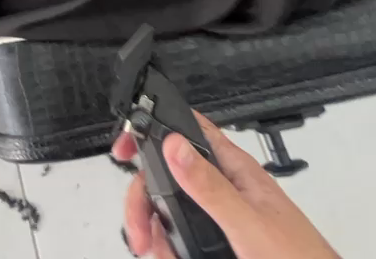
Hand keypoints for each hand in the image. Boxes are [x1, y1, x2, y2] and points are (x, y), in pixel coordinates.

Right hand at [114, 116, 339, 258]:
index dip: (151, 129)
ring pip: (168, 213)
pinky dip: (167, 249)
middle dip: (143, 201)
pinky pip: (179, 240)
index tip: (124, 149)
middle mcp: (224, 190)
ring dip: (153, 232)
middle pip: (165, 177)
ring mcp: (220, 219)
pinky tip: (167, 257)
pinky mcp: (218, 246)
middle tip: (139, 231)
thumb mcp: (252, 227)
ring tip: (155, 253)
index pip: (185, 130)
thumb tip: (172, 143)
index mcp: (234, 170)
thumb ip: (212, 188)